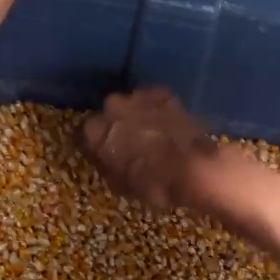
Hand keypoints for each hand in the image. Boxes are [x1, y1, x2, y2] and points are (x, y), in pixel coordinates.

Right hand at [82, 88, 225, 210]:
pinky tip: (166, 124)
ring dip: (137, 114)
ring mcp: (139, 96)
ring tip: (150, 133)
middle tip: (128, 143)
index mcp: (96, 131)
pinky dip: (157, 109)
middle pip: (109, 113)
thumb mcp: (122, 185)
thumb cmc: (153, 184)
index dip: (97, 144)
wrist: (192, 168)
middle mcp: (112, 107)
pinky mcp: (164, 94)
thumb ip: (108, 167)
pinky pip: (154, 100)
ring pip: (131, 104)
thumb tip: (105, 159)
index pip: (87, 133)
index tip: (104, 153)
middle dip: (116, 125)